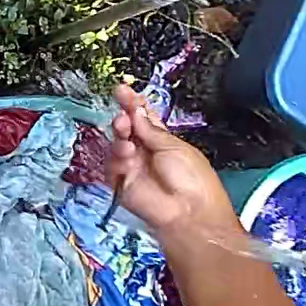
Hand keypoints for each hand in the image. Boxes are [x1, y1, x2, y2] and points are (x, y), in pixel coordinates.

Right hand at [106, 83, 244, 260]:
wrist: (189, 214)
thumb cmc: (193, 181)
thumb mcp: (174, 146)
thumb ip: (150, 130)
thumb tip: (136, 112)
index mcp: (164, 142)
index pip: (144, 118)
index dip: (134, 104)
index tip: (123, 90)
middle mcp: (147, 153)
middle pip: (128, 128)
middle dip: (124, 115)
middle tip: (122, 106)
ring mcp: (134, 168)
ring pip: (118, 144)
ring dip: (120, 134)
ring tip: (124, 130)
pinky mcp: (123, 184)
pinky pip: (112, 165)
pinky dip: (117, 157)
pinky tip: (127, 154)